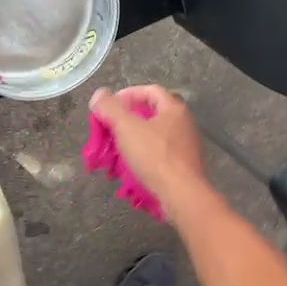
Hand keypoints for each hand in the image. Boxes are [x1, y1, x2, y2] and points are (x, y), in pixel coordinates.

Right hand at [89, 85, 209, 205]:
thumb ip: (111, 108)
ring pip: (154, 136)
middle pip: (152, 114)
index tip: (110, 106)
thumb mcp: (127, 128)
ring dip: (133, 141)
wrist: (182, 194)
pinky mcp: (185, 166)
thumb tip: (99, 94)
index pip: (150, 90)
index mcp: (174, 109)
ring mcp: (187, 145)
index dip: (127, 94)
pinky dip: (143, 156)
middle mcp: (184, 123)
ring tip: (115, 153)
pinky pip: (160, 154)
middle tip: (110, 130)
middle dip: (127, 121)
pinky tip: (130, 169)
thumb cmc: (155, 156)